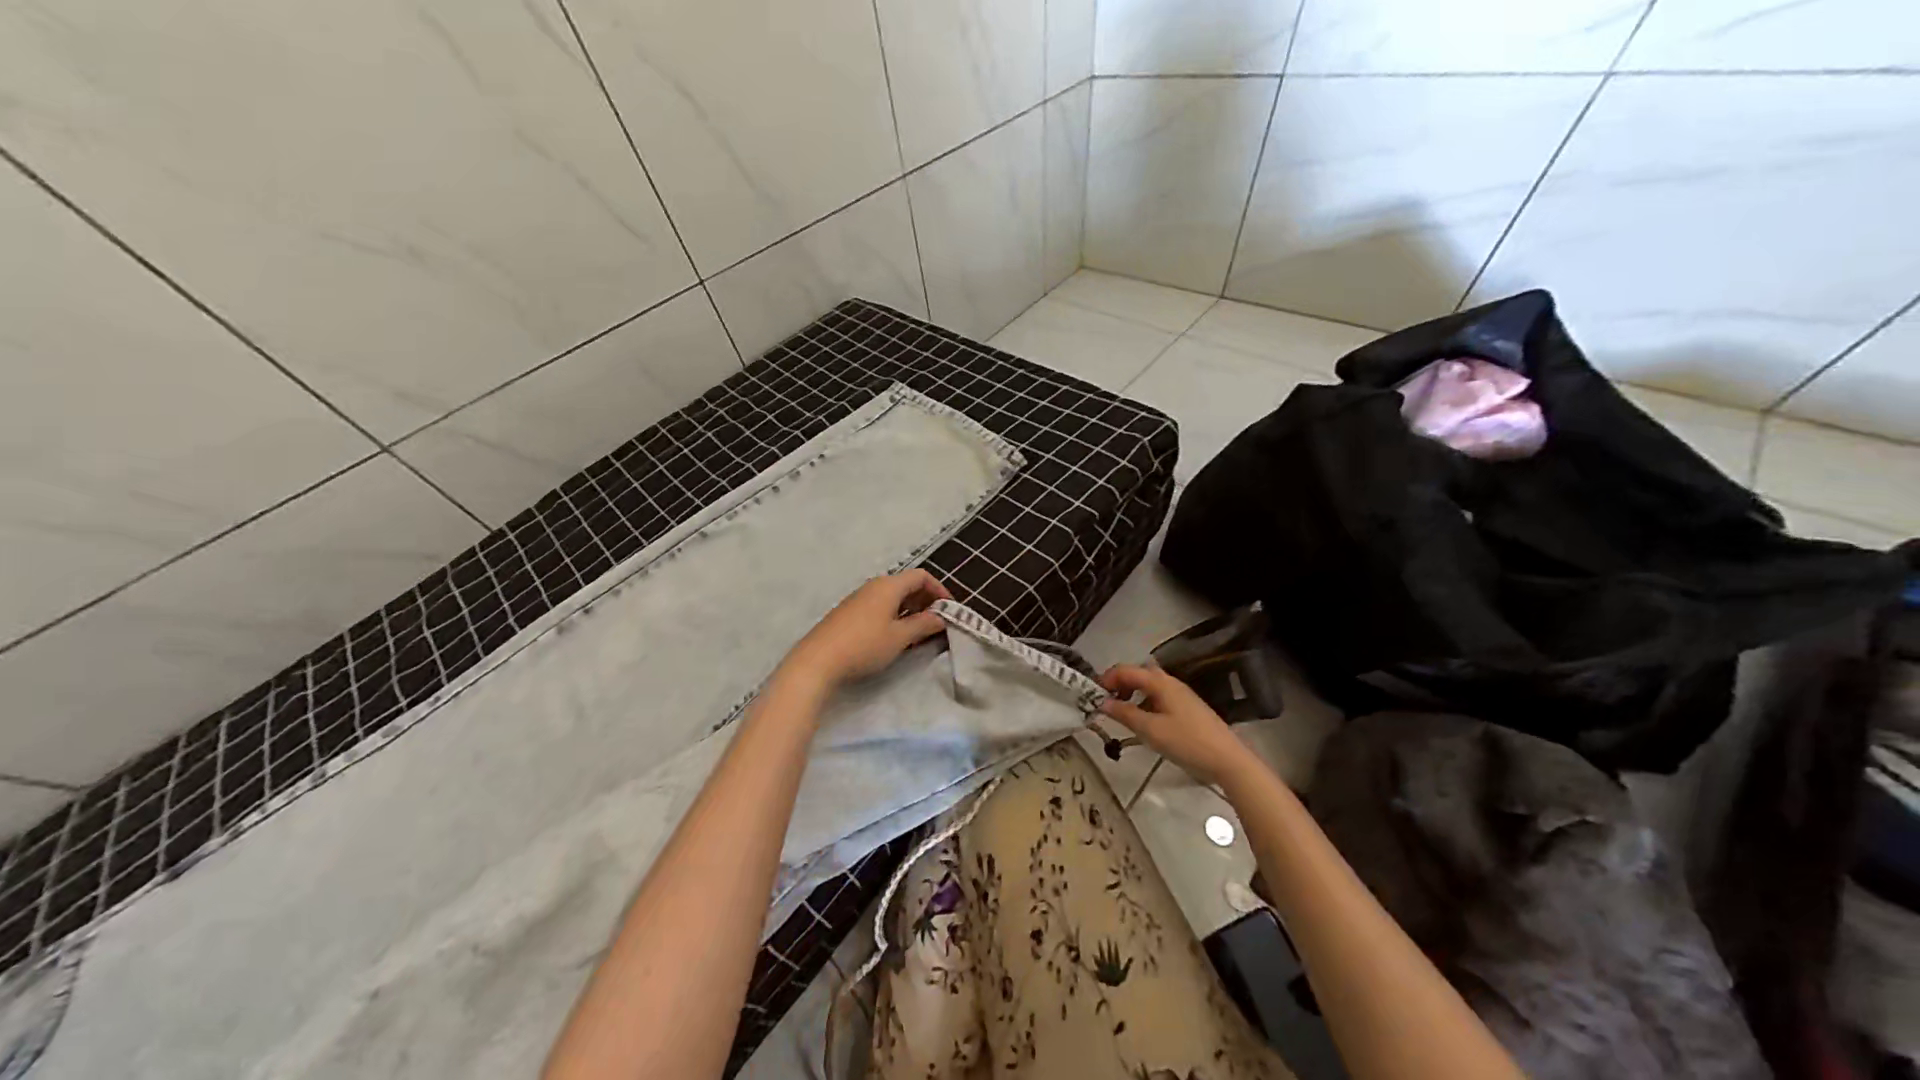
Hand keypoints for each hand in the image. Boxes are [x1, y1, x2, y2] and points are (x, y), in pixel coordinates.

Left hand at [781, 570, 952, 689]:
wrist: (818, 660)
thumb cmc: (864, 645)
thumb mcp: (900, 637)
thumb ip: (923, 624)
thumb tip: (941, 617)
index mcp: (889, 585)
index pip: (921, 576)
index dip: (939, 590)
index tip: (949, 610)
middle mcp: (873, 586)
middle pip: (906, 585)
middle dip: (925, 600)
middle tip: (936, 622)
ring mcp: (858, 598)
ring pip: (892, 597)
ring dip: (909, 609)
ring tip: (918, 631)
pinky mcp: (848, 613)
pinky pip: (879, 606)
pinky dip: (894, 615)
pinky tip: (893, 636)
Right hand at [1097, 664, 1258, 786]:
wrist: (1228, 760)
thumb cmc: (1187, 742)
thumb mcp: (1150, 730)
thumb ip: (1124, 713)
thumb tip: (1102, 702)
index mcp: (1160, 682)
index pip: (1126, 670)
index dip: (1106, 679)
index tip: (1092, 696)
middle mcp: (1170, 682)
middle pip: (1138, 674)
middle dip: (1119, 684)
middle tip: (1106, 703)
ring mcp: (1181, 695)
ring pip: (1149, 686)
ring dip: (1132, 694)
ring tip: (1122, 713)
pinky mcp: (1188, 708)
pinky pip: (1159, 697)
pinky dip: (1145, 703)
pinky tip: (1144, 722)